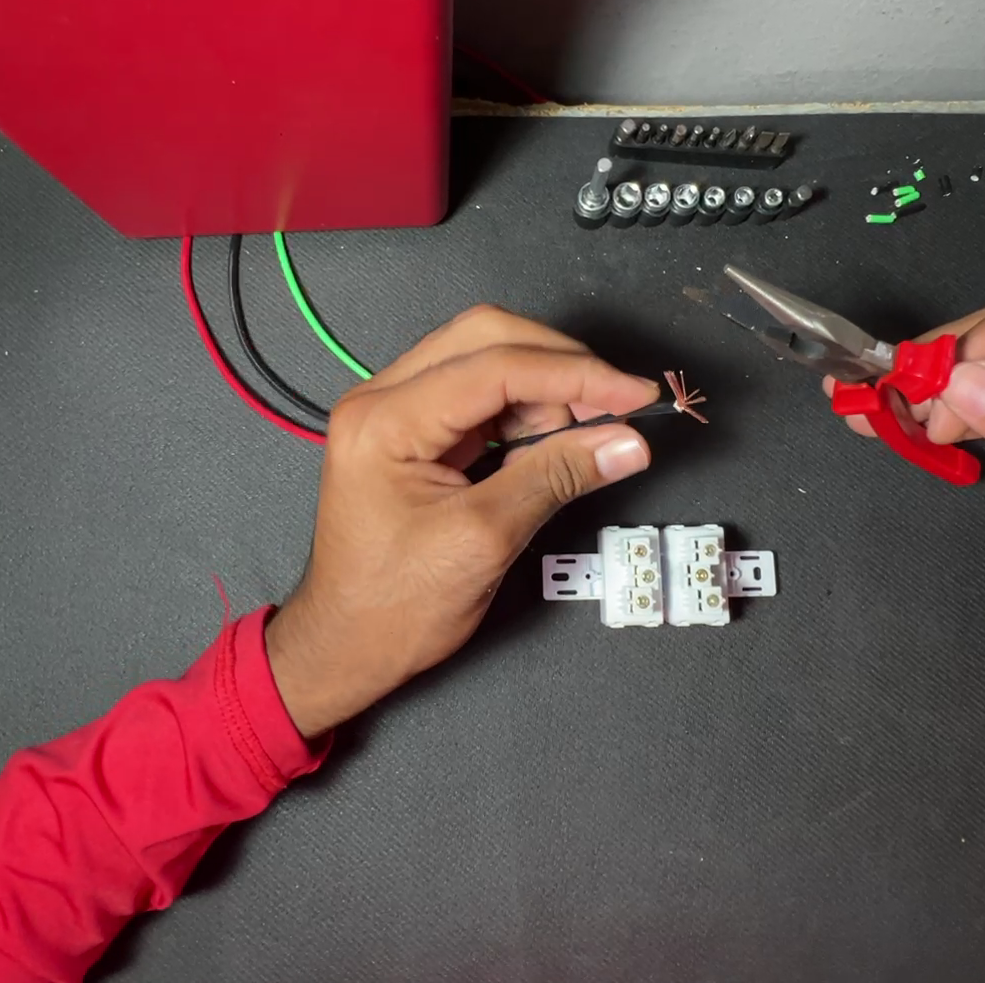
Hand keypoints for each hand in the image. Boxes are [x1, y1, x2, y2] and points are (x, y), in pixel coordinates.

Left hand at [265, 306, 660, 736]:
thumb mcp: (485, 540)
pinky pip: (480, 396)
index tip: (637, 394)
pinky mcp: (414, 428)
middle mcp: (382, 396)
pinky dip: (526, 410)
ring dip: (546, 389)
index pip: (495, 366)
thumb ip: (556, 477)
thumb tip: (629, 442)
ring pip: (487, 360)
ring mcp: (395, 409)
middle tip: (614, 407)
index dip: (576, 374)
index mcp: (386, 420)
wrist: (346, 645)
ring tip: (582, 438)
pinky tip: (551, 441)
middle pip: (487, 338)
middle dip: (559, 366)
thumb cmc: (398, 607)